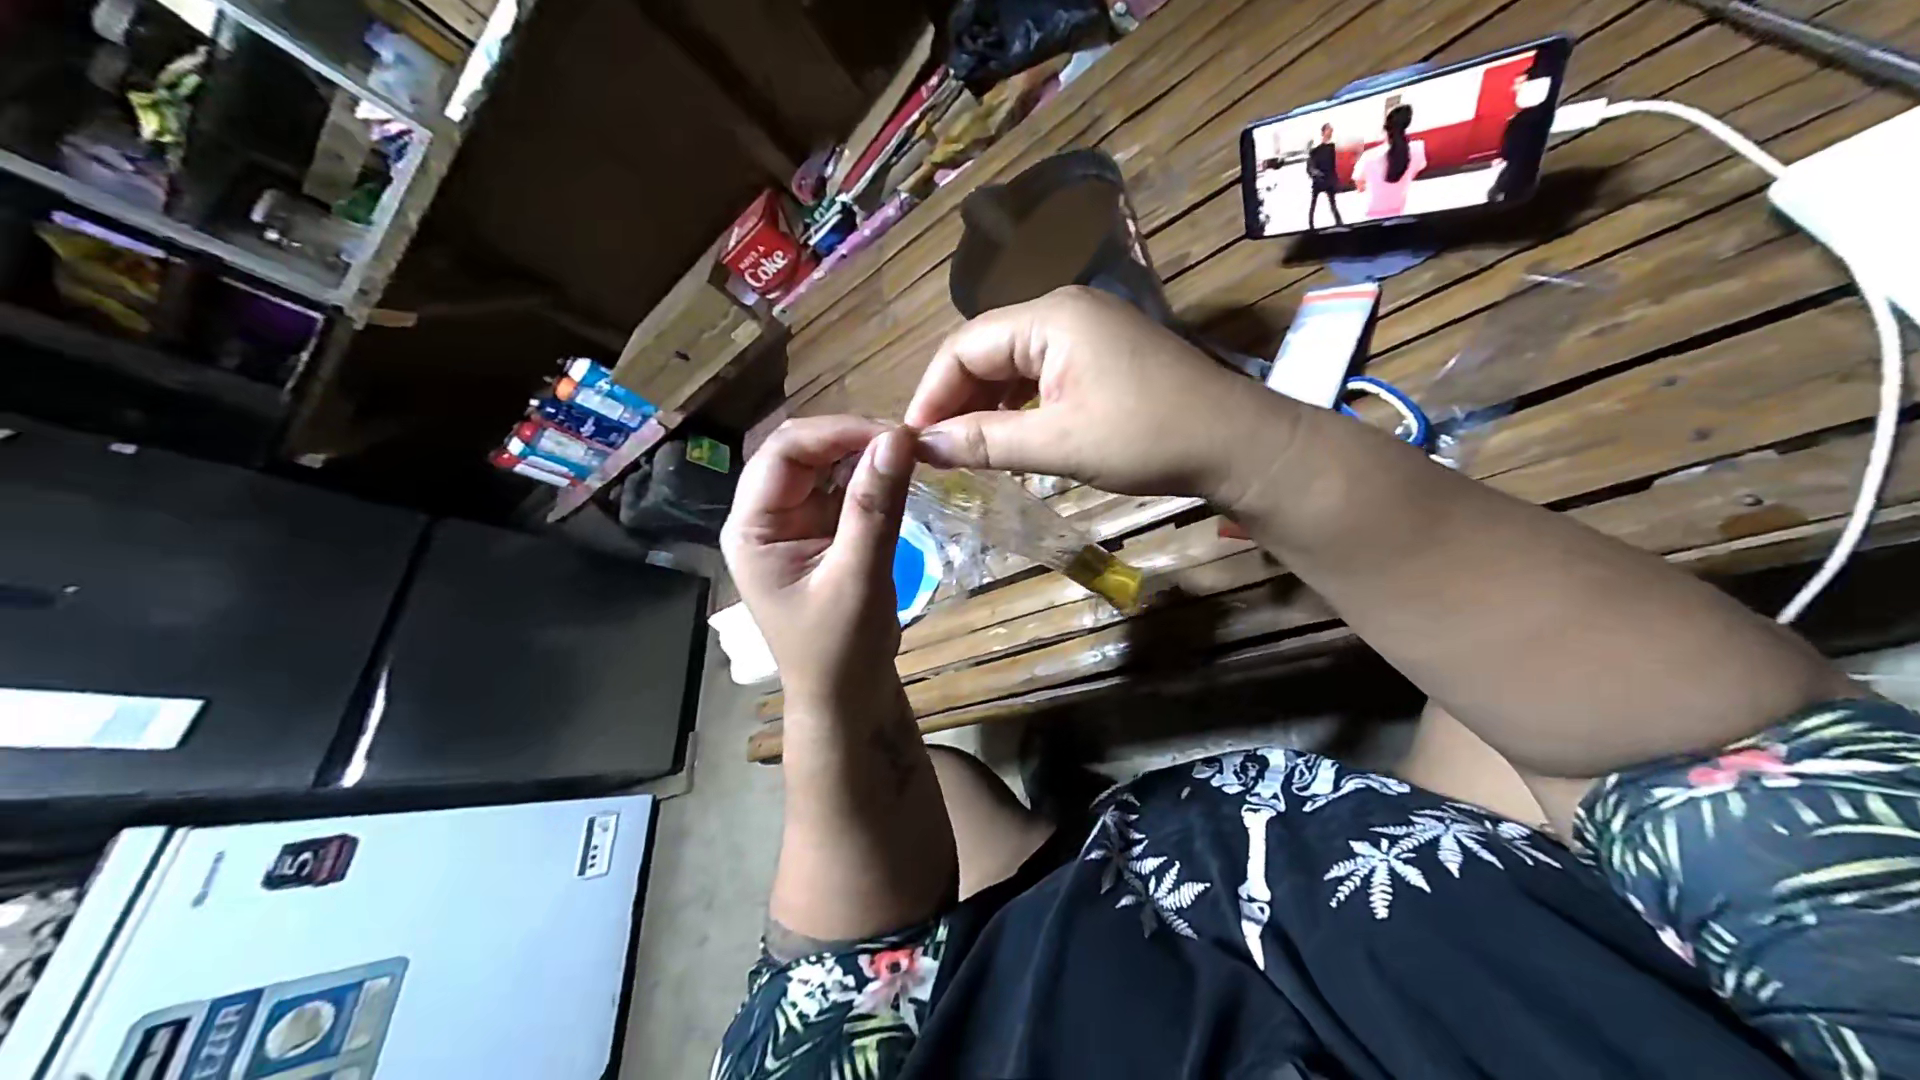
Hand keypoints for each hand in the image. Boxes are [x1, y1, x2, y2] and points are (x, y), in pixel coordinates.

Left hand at [720, 416, 913, 721]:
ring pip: (825, 465)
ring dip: (864, 455)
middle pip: (801, 452)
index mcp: (751, 528)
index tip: (892, 433)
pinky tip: (898, 474)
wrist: (847, 695)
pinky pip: (843, 488)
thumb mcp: (859, 577)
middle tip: (906, 441)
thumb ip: (875, 508)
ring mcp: (794, 523)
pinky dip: (870, 477)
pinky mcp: (821, 532)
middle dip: (851, 439)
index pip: (783, 453)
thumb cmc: (841, 648)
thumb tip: (899, 439)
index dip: (836, 432)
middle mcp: (765, 517)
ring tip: (908, 453)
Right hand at [904, 286, 1297, 507]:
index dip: (931, 394)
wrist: (1237, 444)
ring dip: (984, 406)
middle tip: (935, 451)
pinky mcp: (1100, 354)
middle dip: (955, 400)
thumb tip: (923, 446)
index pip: (964, 346)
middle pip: (985, 350)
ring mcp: (1085, 331)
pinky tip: (1006, 438)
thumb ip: (986, 442)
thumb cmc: (1147, 439)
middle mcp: (1062, 311)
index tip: (912, 441)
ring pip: (1011, 364)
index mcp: (1050, 318)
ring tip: (963, 451)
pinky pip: (1039, 374)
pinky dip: (1016, 407)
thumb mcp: (1058, 444)